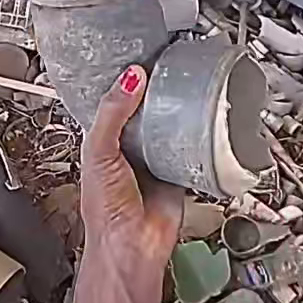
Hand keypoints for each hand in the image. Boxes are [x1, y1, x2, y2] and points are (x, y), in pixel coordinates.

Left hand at [76, 64, 183, 302]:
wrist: (133, 245)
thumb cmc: (106, 209)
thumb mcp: (99, 152)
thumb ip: (112, 114)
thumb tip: (130, 78)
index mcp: (102, 139)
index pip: (114, 100)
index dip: (125, 80)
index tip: (141, 58)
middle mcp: (128, 146)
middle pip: (145, 109)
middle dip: (155, 91)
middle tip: (170, 67)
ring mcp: (153, 157)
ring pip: (168, 125)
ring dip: (177, 110)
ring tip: (189, 85)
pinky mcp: (176, 170)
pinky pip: (189, 146)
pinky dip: (196, 135)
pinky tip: (202, 119)